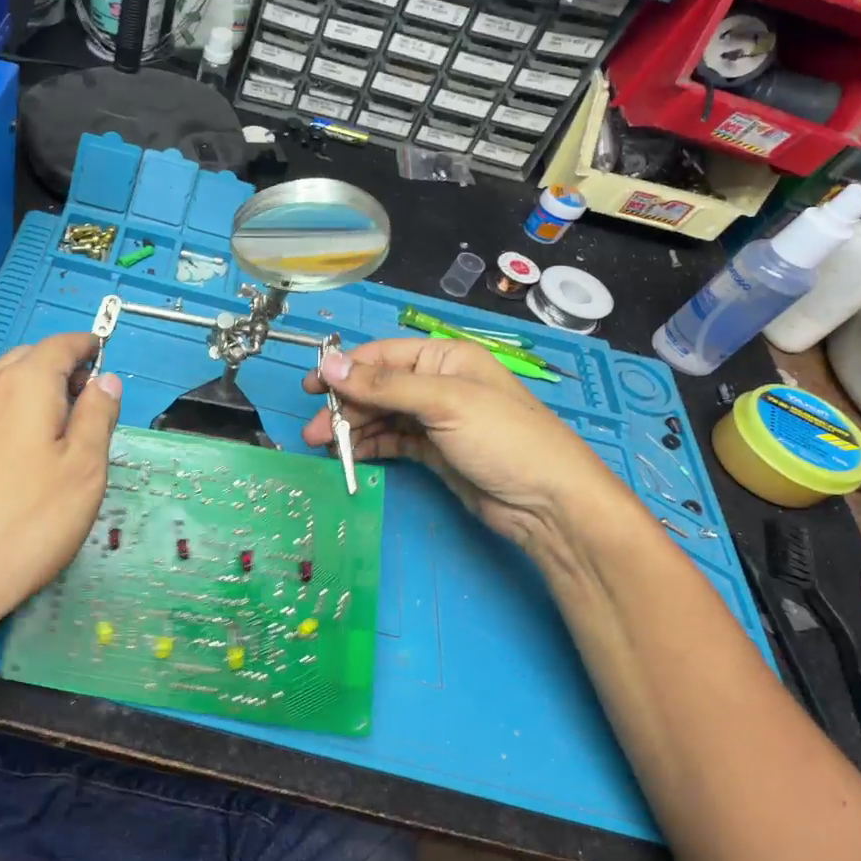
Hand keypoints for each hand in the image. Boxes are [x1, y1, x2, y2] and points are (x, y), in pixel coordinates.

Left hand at [0, 333, 121, 679]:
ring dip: (26, 393)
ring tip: (49, 435)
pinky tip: (5, 459)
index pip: (61, 344)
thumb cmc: (23, 526)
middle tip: (84, 406)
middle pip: (25, 360)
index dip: (87, 348)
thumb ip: (98, 417)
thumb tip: (106, 380)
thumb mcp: (83, 473)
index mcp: (24, 384)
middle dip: (58, 370)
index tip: (103, 361)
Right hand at [301, 337, 645, 549]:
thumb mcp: (443, 403)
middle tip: (313, 431)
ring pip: (382, 417)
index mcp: (446, 359)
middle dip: (344, 406)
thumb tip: (329, 365)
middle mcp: (439, 384)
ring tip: (326, 447)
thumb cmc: (504, 440)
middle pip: (378, 388)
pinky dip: (370, 446)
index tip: (311, 387)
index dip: (345, 369)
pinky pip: (393, 442)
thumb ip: (383, 385)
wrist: (550, 505)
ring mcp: (437, 420)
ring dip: (353, 429)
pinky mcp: (435, 452)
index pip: (383, 356)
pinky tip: (351, 455)